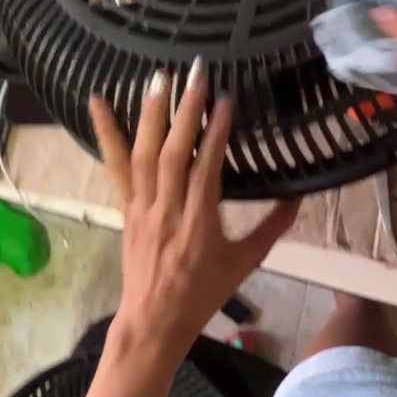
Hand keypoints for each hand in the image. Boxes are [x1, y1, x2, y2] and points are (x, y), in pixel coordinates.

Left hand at [89, 59, 298, 361]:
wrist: (154, 322)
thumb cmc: (203, 293)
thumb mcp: (246, 263)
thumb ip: (273, 227)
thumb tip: (299, 195)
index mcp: (198, 224)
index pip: (205, 169)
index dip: (215, 134)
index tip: (224, 100)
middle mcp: (166, 210)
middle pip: (172, 153)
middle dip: (183, 110)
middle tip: (195, 73)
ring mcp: (141, 206)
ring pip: (143, 153)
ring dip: (151, 112)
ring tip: (159, 77)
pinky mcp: (126, 206)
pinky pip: (115, 165)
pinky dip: (106, 132)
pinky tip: (98, 101)